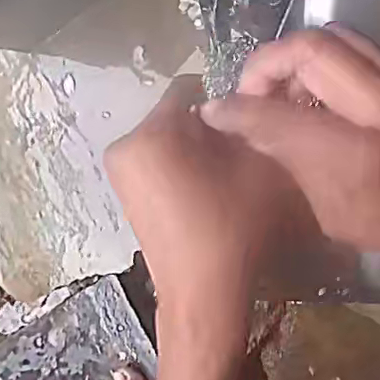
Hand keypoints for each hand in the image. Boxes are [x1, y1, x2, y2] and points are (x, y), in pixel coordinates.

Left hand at [104, 76, 308, 323]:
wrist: (203, 291)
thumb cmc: (232, 227)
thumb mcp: (257, 167)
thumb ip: (250, 126)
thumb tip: (245, 107)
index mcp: (151, 134)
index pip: (189, 88)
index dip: (225, 98)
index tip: (250, 117)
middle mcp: (125, 145)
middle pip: (177, 115)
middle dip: (211, 126)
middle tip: (244, 150)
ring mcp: (122, 172)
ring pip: (170, 139)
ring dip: (200, 147)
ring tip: (231, 173)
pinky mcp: (127, 194)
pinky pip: (160, 161)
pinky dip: (185, 166)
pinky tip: (212, 191)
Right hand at [199, 27, 379, 289]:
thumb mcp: (339, 215)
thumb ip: (293, 165)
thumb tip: (248, 125)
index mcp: (366, 156)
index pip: (283, 114)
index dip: (238, 108)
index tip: (216, 113)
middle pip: (310, 48)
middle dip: (266, 64)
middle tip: (253, 95)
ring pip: (334, 37)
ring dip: (296, 58)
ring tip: (284, 92)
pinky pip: (358, 50)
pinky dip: (326, 62)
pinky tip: (319, 93)